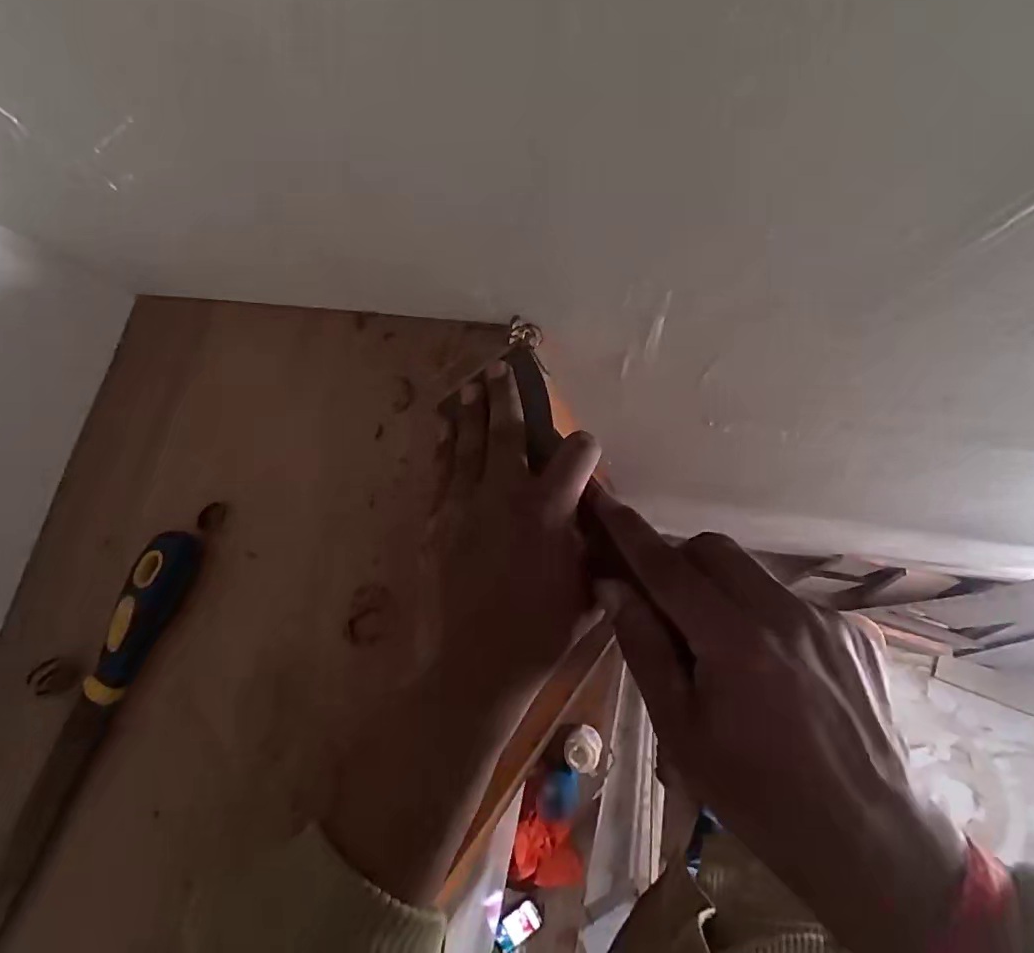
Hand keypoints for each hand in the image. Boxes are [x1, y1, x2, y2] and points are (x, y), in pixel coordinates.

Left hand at [427, 359, 601, 686]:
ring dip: (472, 410)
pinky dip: (446, 445)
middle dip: (508, 396)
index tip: (586, 445)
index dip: (584, 446)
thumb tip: (597, 518)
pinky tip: (447, 427)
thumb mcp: (586, 591)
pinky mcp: (435, 521)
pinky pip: (441, 470)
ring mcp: (463, 505)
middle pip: (506, 432)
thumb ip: (595, 546)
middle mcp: (504, 495)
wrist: (472, 666)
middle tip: (502, 367)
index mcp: (548, 510)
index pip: (574, 455)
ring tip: (473, 383)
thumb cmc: (539, 634)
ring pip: (468, 443)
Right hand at [589, 493, 966, 952]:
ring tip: (721, 648)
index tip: (605, 500)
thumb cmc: (756, 793)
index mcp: (735, 641)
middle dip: (679, 559)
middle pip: (714, 549)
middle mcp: (784, 613)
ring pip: (753, 572)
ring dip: (722, 588)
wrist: (869, 839)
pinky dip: (763, 615)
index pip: (668, 567)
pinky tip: (772, 670)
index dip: (630, 531)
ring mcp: (826, 619)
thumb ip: (644, 647)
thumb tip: (613, 586)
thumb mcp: (681, 730)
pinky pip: (790, 601)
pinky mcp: (854, 632)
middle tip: (664, 604)